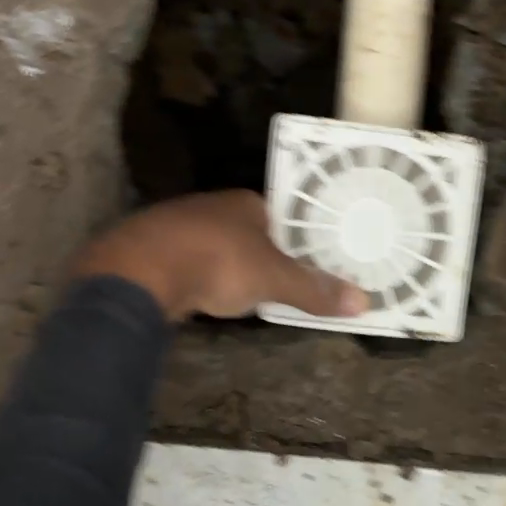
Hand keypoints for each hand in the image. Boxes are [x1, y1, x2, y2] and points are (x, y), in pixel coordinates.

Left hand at [71, 190, 369, 321]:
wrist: (142, 271)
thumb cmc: (218, 263)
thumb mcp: (275, 280)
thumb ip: (314, 291)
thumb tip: (363, 302)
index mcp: (246, 203)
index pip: (279, 214)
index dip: (293, 237)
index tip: (304, 260)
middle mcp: (212, 207)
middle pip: (245, 230)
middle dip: (259, 254)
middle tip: (277, 281)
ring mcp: (177, 227)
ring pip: (212, 246)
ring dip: (225, 267)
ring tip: (241, 293)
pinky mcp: (151, 251)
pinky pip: (186, 264)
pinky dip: (198, 279)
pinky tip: (201, 296)